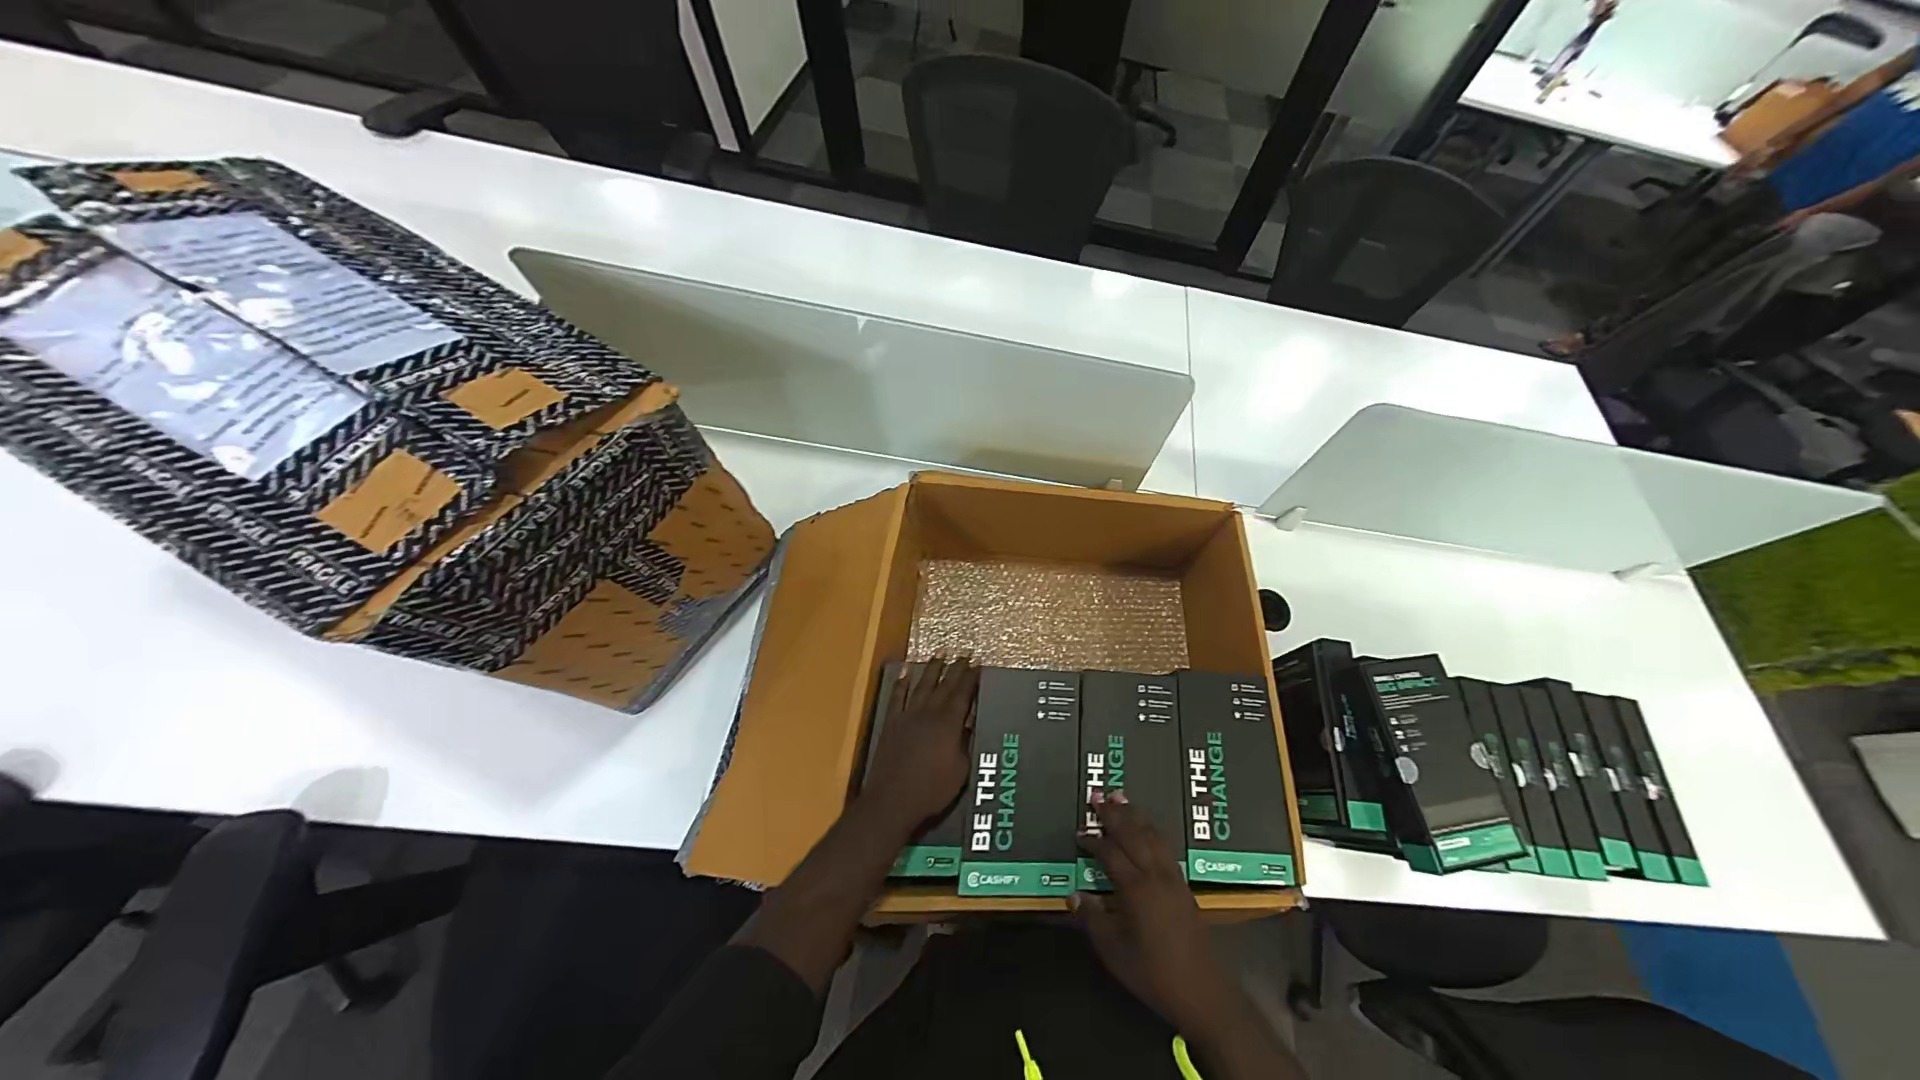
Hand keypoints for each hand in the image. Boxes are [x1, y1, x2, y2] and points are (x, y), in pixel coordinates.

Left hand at [858, 657, 978, 832]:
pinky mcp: (891, 722)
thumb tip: (970, 723)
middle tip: (964, 654)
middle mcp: (928, 713)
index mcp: (948, 724)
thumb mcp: (960, 770)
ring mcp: (907, 715)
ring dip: (932, 668)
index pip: (963, 694)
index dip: (971, 679)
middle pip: (944, 685)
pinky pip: (897, 696)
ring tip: (940, 653)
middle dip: (956, 668)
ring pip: (922, 685)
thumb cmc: (932, 790)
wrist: (892, 800)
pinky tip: (905, 670)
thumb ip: (966, 743)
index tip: (978, 664)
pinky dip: (901, 682)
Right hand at [1073, 791, 1237, 1039]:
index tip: (1079, 832)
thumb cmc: (1151, 972)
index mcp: (1135, 888)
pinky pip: (1165, 847)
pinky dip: (1151, 831)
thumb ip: (1093, 918)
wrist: (1201, 990)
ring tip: (1122, 799)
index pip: (1110, 853)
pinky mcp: (1184, 887)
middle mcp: (1155, 875)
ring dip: (1136, 816)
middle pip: (1133, 834)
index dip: (1093, 840)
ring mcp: (1173, 879)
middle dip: (1114, 814)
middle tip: (1099, 794)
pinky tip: (1147, 829)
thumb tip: (1075, 894)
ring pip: (1153, 836)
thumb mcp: (1112, 949)